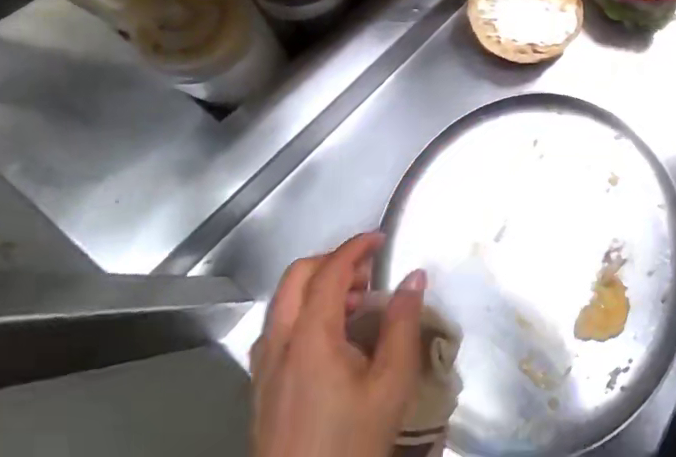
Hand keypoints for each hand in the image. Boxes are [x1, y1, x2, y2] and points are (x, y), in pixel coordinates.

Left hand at [250, 232, 428, 456]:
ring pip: (282, 304)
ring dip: (316, 288)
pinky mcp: (261, 390)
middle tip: (368, 271)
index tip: (380, 239)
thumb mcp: (391, 384)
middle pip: (296, 278)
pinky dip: (303, 314)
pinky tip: (331, 340)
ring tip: (356, 304)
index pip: (329, 272)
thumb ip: (403, 324)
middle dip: (332, 262)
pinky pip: (277, 331)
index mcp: (310, 337)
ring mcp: (263, 368)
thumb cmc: (352, 444)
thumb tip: (414, 278)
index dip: (355, 247)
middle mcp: (278, 344)